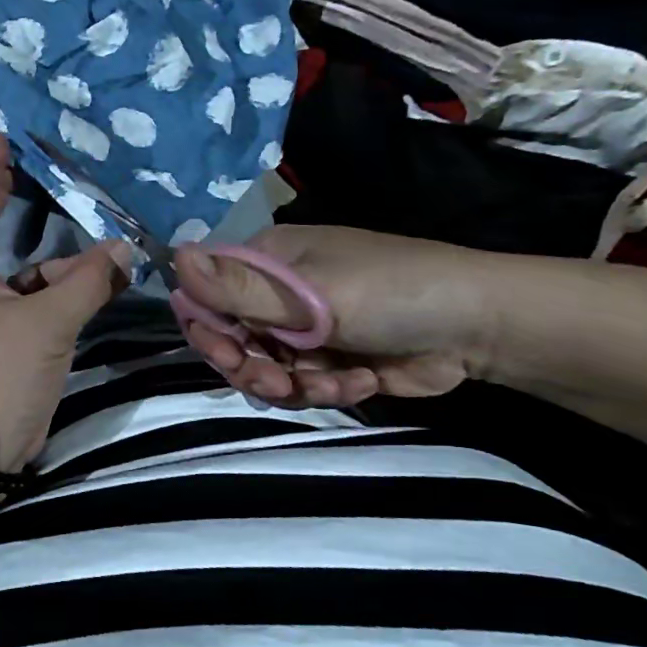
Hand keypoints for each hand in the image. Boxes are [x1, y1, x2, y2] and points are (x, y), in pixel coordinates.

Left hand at [0, 134, 131, 470]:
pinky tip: (100, 290)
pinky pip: (45, 302)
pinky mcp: (16, 340)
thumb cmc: (0, 376)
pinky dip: (71, 294)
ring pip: (35, 275)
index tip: (0, 138)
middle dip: (22, 206)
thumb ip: (88, 282)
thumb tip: (124, 248)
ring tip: (111, 262)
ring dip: (69, 267)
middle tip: (43, 171)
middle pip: (2, 235)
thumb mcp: (47, 324)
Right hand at [175, 225, 499, 407]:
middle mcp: (279, 294)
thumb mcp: (312, 293)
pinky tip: (359, 383)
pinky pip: (303, 386)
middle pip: (234, 341)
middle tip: (278, 383)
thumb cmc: (389, 292)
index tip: (228, 356)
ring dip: (294, 385)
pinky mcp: (330, 361)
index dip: (209, 331)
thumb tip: (172, 256)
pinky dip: (327, 390)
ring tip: (332, 384)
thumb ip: (240, 287)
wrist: (474, 326)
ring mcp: (305, 330)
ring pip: (267, 370)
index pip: (209, 297)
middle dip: (254, 368)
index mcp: (268, 262)